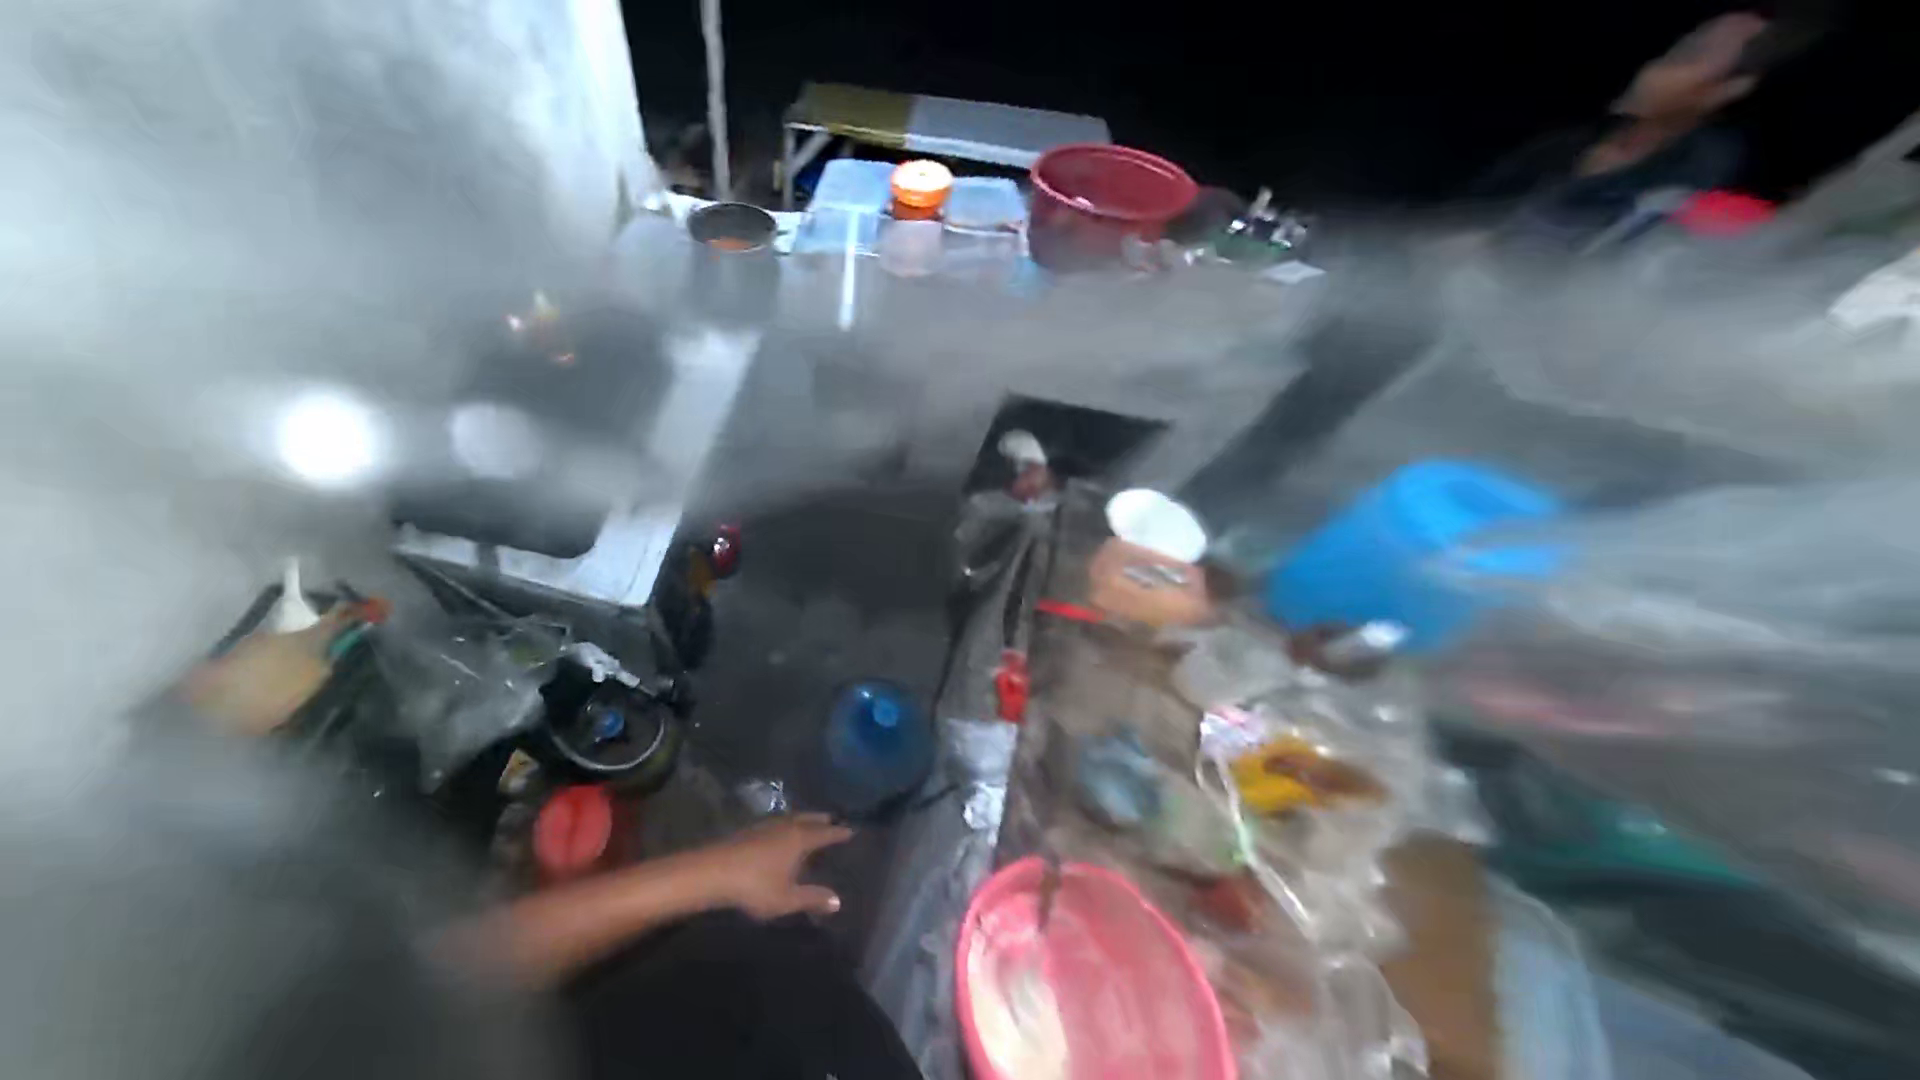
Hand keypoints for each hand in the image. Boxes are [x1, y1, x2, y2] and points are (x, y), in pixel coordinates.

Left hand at [693, 813, 853, 918]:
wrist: (712, 872)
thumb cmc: (755, 886)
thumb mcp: (786, 898)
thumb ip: (812, 898)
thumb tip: (838, 901)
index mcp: (801, 838)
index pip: (826, 833)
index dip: (839, 833)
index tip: (851, 831)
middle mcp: (787, 826)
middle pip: (810, 818)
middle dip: (823, 820)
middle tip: (832, 821)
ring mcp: (767, 824)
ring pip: (792, 817)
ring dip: (804, 818)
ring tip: (809, 822)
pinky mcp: (750, 829)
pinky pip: (777, 821)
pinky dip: (787, 823)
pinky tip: (780, 832)